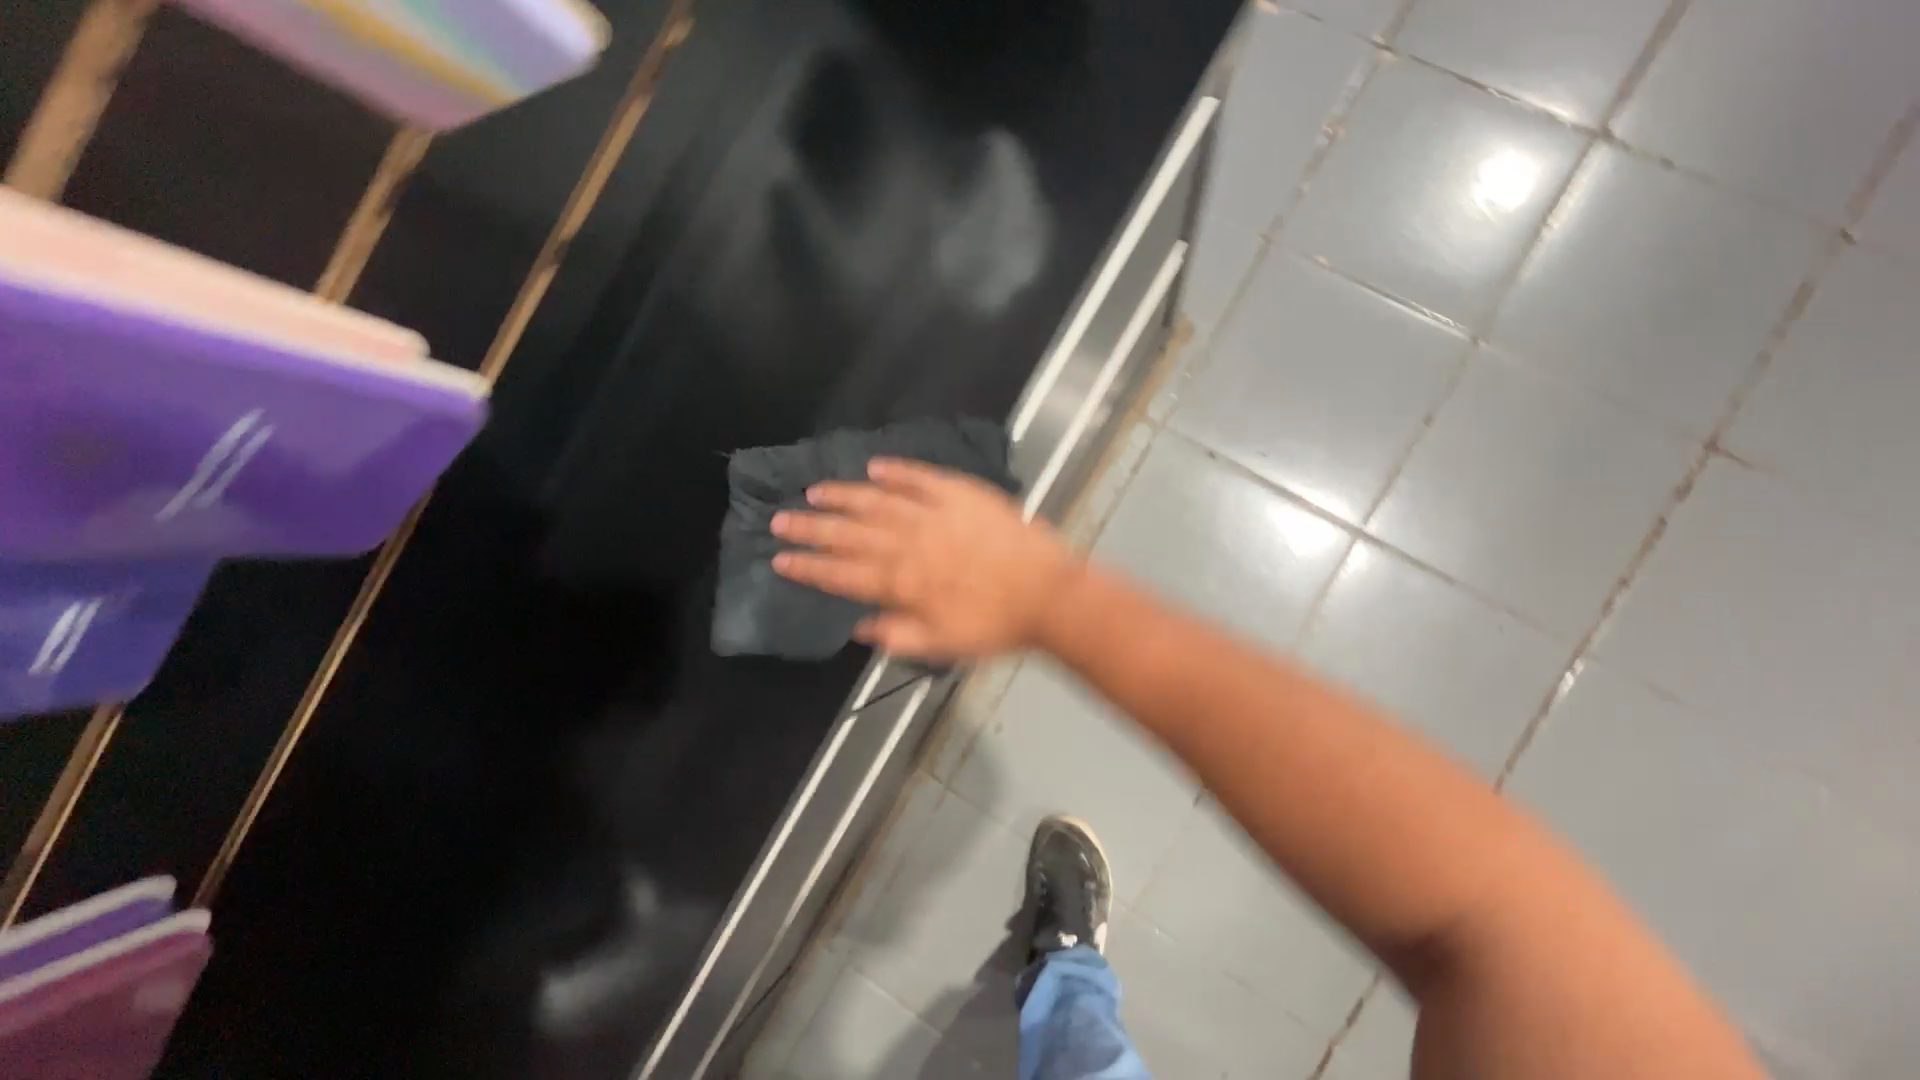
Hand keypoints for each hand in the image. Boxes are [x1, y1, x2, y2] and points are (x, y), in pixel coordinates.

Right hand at [770, 457, 1079, 658]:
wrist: (1047, 593)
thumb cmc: (995, 625)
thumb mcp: (942, 644)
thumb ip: (896, 634)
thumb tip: (857, 626)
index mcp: (902, 583)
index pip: (843, 573)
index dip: (808, 566)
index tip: (779, 558)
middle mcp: (909, 544)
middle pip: (850, 533)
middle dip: (811, 528)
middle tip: (778, 520)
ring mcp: (934, 514)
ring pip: (877, 501)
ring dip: (843, 496)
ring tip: (813, 491)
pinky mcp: (960, 494)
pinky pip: (920, 478)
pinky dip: (895, 471)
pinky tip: (873, 467)